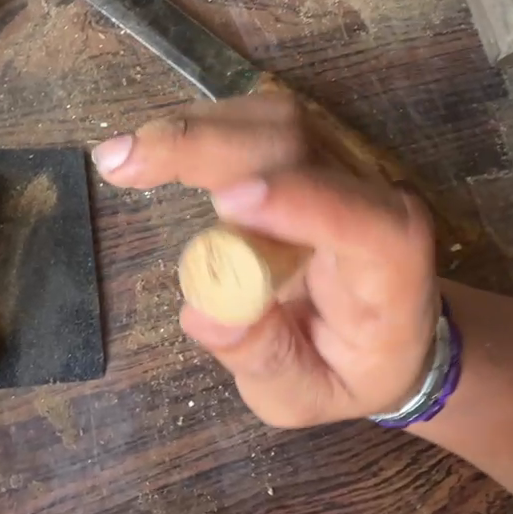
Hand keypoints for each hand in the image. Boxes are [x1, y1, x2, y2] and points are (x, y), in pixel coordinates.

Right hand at [93, 93, 439, 427]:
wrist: (383, 330)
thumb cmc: (347, 367)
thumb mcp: (307, 394)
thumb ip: (265, 359)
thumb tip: (206, 313)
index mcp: (390, 269)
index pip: (362, 221)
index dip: (302, 201)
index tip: (227, 203)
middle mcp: (373, 198)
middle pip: (299, 147)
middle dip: (207, 147)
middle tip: (123, 163)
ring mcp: (341, 164)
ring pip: (271, 121)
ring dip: (192, 131)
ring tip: (122, 158)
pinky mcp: (307, 149)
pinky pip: (255, 119)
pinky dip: (198, 127)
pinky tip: (153, 147)